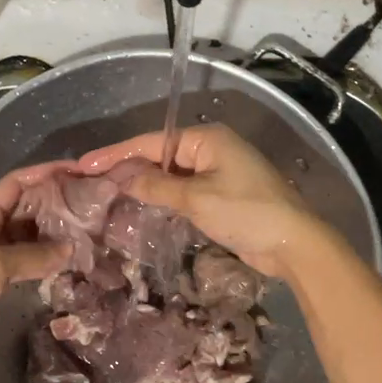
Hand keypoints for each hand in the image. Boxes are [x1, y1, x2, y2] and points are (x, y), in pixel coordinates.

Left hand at [0, 163, 72, 382]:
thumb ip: (32, 256)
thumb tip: (70, 249)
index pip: (15, 183)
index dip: (44, 174)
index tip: (77, 171)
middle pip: (24, 209)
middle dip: (54, 204)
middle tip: (89, 206)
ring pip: (26, 237)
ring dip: (52, 235)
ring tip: (86, 233)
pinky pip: (22, 263)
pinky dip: (43, 260)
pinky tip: (65, 263)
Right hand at [78, 124, 341, 280]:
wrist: (295, 244)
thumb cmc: (246, 211)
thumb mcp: (196, 199)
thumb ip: (156, 186)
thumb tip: (122, 178)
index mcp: (207, 139)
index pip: (151, 142)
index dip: (117, 154)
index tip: (86, 164)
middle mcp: (212, 149)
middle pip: (160, 155)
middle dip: (129, 168)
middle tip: (93, 181)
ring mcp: (219, 172)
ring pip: (172, 175)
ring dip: (146, 185)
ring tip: (110, 194)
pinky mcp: (223, 195)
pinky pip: (185, 191)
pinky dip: (164, 198)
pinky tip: (142, 208)